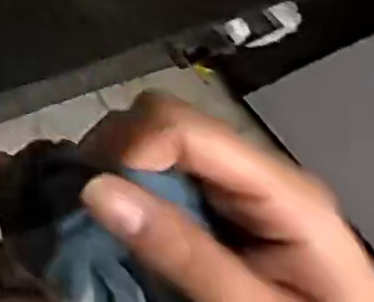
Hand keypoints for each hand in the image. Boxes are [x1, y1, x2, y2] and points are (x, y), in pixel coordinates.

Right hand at [78, 92, 373, 301]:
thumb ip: (185, 254)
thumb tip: (96, 188)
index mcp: (281, 189)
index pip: (180, 124)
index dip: (130, 145)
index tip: (96, 194)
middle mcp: (255, 172)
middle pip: (163, 120)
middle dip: (117, 154)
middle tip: (92, 207)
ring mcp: (238, 187)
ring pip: (153, 142)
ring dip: (119, 175)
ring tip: (105, 223)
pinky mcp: (222, 207)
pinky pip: (162, 176)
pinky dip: (131, 195)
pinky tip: (127, 228)